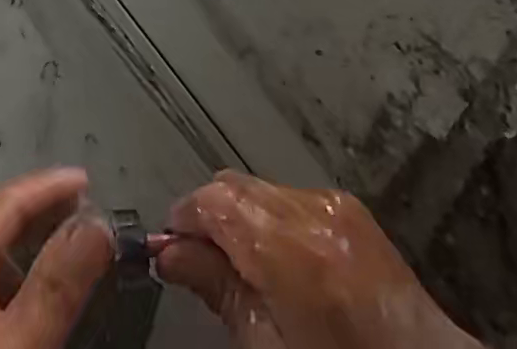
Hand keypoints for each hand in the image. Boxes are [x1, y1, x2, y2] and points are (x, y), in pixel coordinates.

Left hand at [0, 168, 112, 348]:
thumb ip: (58, 284)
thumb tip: (96, 224)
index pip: (6, 202)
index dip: (52, 186)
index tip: (90, 179)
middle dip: (46, 217)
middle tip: (91, 219)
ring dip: (32, 247)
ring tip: (74, 251)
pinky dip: (13, 276)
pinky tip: (39, 291)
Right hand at [156, 171, 482, 348]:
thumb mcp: (265, 344)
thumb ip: (215, 288)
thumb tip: (169, 253)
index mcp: (288, 249)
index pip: (215, 201)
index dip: (184, 218)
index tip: (169, 247)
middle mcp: (310, 209)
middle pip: (234, 184)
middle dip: (209, 214)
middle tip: (200, 260)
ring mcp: (332, 202)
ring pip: (260, 186)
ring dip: (240, 214)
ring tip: (242, 263)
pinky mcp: (347, 204)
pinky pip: (290, 195)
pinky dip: (271, 215)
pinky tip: (278, 257)